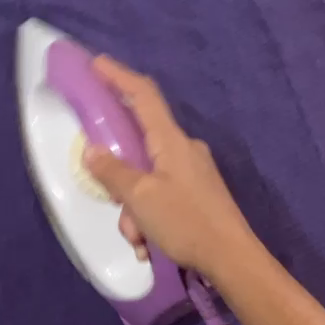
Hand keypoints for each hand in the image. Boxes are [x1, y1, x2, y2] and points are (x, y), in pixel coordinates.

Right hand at [83, 56, 265, 279]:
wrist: (232, 260)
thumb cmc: (186, 222)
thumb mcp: (140, 197)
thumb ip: (113, 172)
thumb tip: (92, 151)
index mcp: (172, 140)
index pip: (143, 95)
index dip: (118, 76)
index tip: (95, 63)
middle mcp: (184, 150)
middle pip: (138, 148)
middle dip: (119, 182)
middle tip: (116, 206)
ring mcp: (193, 174)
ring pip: (145, 182)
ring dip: (134, 213)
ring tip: (140, 241)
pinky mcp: (197, 197)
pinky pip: (160, 200)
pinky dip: (149, 222)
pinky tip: (151, 248)